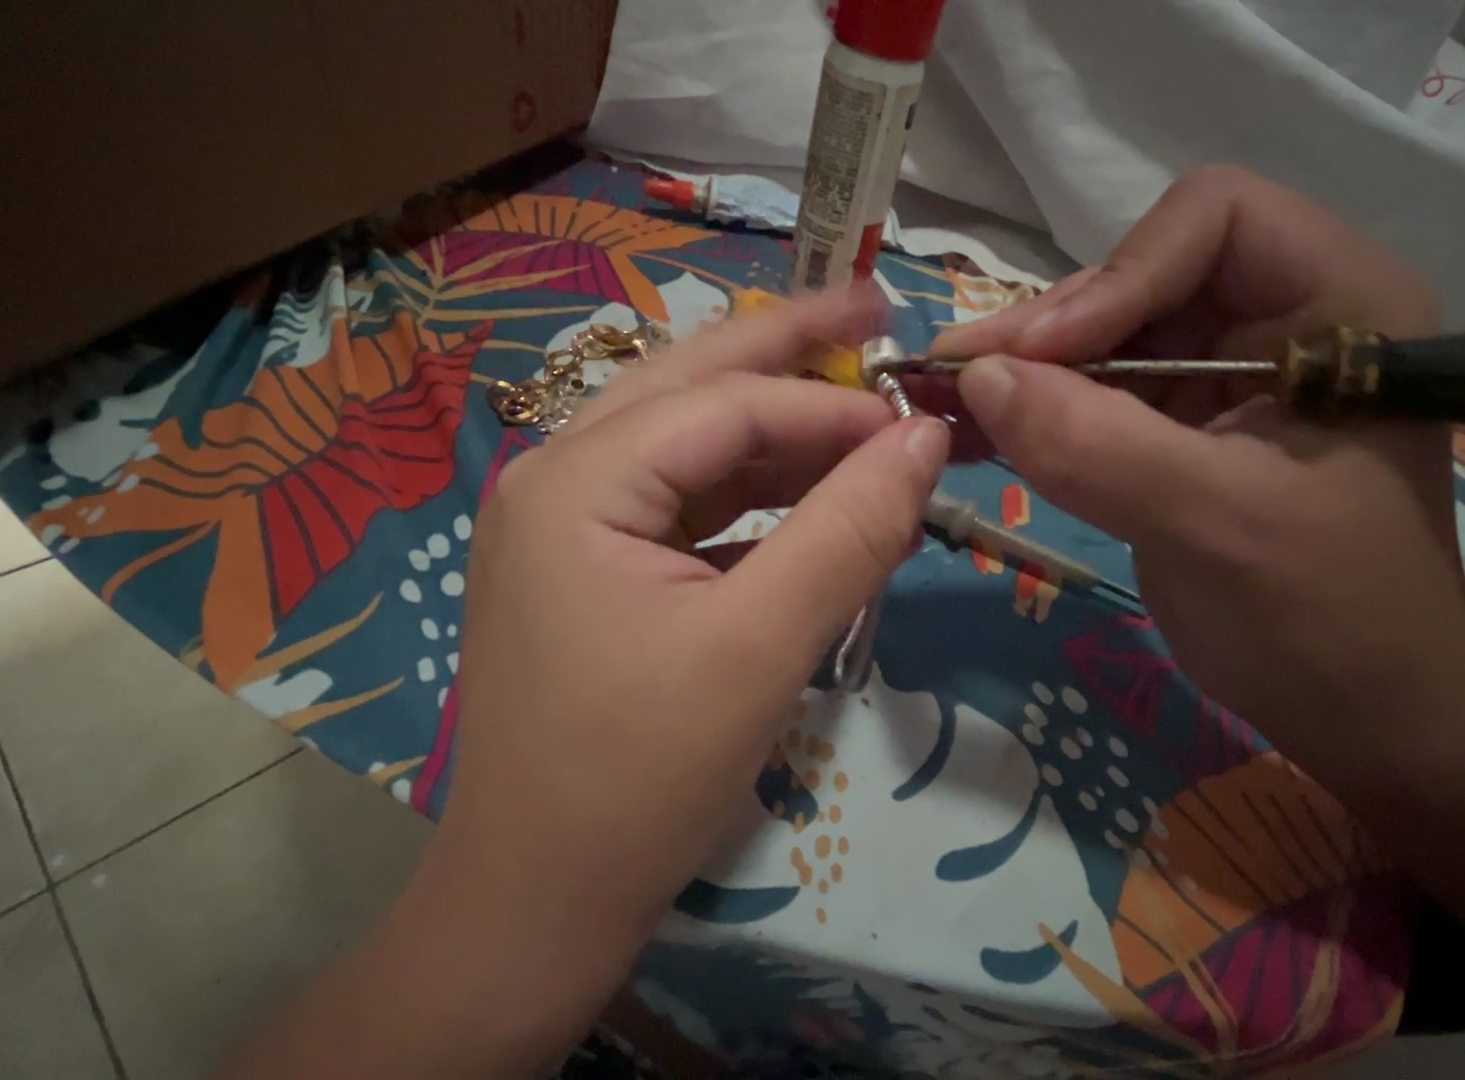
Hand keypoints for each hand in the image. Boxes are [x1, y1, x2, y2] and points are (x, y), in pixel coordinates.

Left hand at [419, 292, 948, 1068]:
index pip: (727, 405)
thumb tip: (925, 437)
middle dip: (786, 351)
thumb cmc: (641, 777)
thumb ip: (848, 531)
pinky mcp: (587, 574)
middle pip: (690, 388)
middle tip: (874, 311)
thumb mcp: (760, 647)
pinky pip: (679, 509)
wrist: (540, 901)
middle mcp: (556, 478)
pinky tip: (807, 506)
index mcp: (577, 479)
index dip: (832, 407)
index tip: (922, 425)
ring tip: (859, 422)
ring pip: (685, 447)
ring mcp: (564, 527)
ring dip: (774, 437)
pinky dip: (747, 503)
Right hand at [947, 167, 1464, 775]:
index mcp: (1335, 306)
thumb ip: (1099, 445)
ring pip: (1099, 340)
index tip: (1039, 357)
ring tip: (941, 403)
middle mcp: (1274, 322)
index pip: (1211, 220)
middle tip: (951, 377)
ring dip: (1021, 373)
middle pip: (1138, 279)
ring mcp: (1218, 379)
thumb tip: (977, 378)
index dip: (1117, 275)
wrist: (1355, 714)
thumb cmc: (1324, 616)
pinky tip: (973, 434)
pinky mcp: (1172, 433)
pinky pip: (1089, 400)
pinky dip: (1030, 416)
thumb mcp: (1217, 523)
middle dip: (1046, 332)